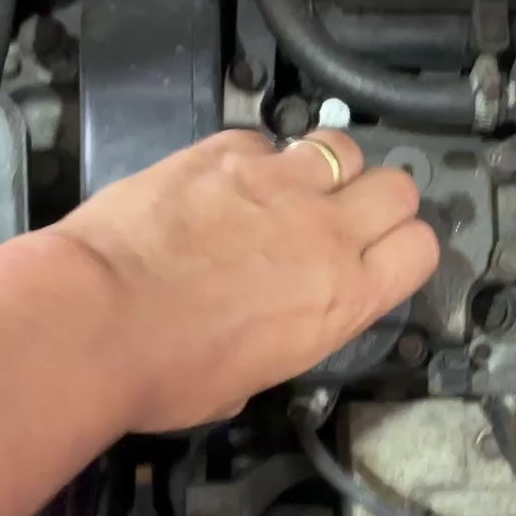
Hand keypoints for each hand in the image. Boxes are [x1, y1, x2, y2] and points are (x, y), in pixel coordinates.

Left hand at [47, 128, 435, 430]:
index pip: (420, 249)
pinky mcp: (225, 152)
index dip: (407, 249)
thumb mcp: (262, 374)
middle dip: (381, 200)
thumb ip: (295, 330)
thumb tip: (278, 317)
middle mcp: (328, 232)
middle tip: (347, 215)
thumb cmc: (173, 373)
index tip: (385, 254)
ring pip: (343, 147)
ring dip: (329, 167)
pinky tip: (227, 183)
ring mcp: (279, 183)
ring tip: (296, 187)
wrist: (95, 323)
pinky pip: (265, 141)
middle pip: (399, 188)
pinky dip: (256, 160)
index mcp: (346, 298)